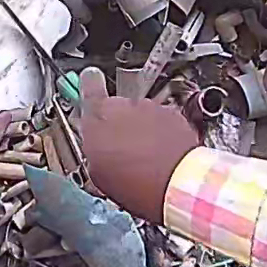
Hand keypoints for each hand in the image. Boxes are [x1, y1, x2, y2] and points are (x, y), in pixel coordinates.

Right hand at [76, 67, 198, 223]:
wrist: (179, 185)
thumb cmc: (136, 184)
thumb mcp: (99, 175)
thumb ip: (94, 152)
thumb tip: (97, 154)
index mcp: (96, 117)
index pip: (87, 87)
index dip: (88, 83)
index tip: (88, 81)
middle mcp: (121, 105)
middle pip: (114, 108)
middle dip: (117, 123)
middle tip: (121, 148)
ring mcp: (148, 107)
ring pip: (138, 113)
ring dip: (140, 128)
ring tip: (144, 157)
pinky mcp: (172, 114)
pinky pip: (161, 120)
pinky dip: (160, 132)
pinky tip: (161, 155)